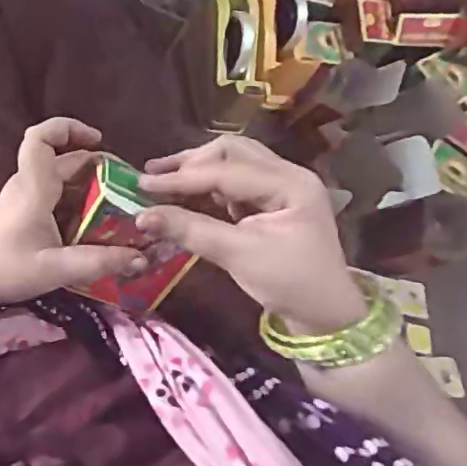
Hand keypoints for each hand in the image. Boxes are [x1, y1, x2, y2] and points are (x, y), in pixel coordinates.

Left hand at [0, 118, 147, 310]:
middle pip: (64, 162)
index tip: (97, 139)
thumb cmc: (2, 267)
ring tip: (119, 210)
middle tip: (127, 189)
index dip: (68, 128)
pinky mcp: (22, 217)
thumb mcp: (53, 268)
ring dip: (89, 191)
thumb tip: (140, 259)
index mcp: (33, 186)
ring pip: (61, 183)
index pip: (40, 138)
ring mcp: (24, 201)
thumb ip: (98, 262)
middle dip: (97, 169)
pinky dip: (77, 207)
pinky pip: (55, 201)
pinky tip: (96, 228)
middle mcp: (28, 186)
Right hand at [136, 136, 365, 333]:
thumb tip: (142, 216)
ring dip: (198, 169)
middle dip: (190, 162)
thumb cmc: (288, 283)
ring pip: (233, 162)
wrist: (324, 314)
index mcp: (289, 183)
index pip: (225, 171)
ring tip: (163, 179)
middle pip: (231, 151)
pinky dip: (208, 184)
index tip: (141, 183)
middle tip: (153, 176)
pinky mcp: (273, 201)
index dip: (180, 177)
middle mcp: (288, 174)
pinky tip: (186, 194)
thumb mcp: (238, 256)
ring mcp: (283, 186)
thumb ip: (190, 230)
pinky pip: (236, 180)